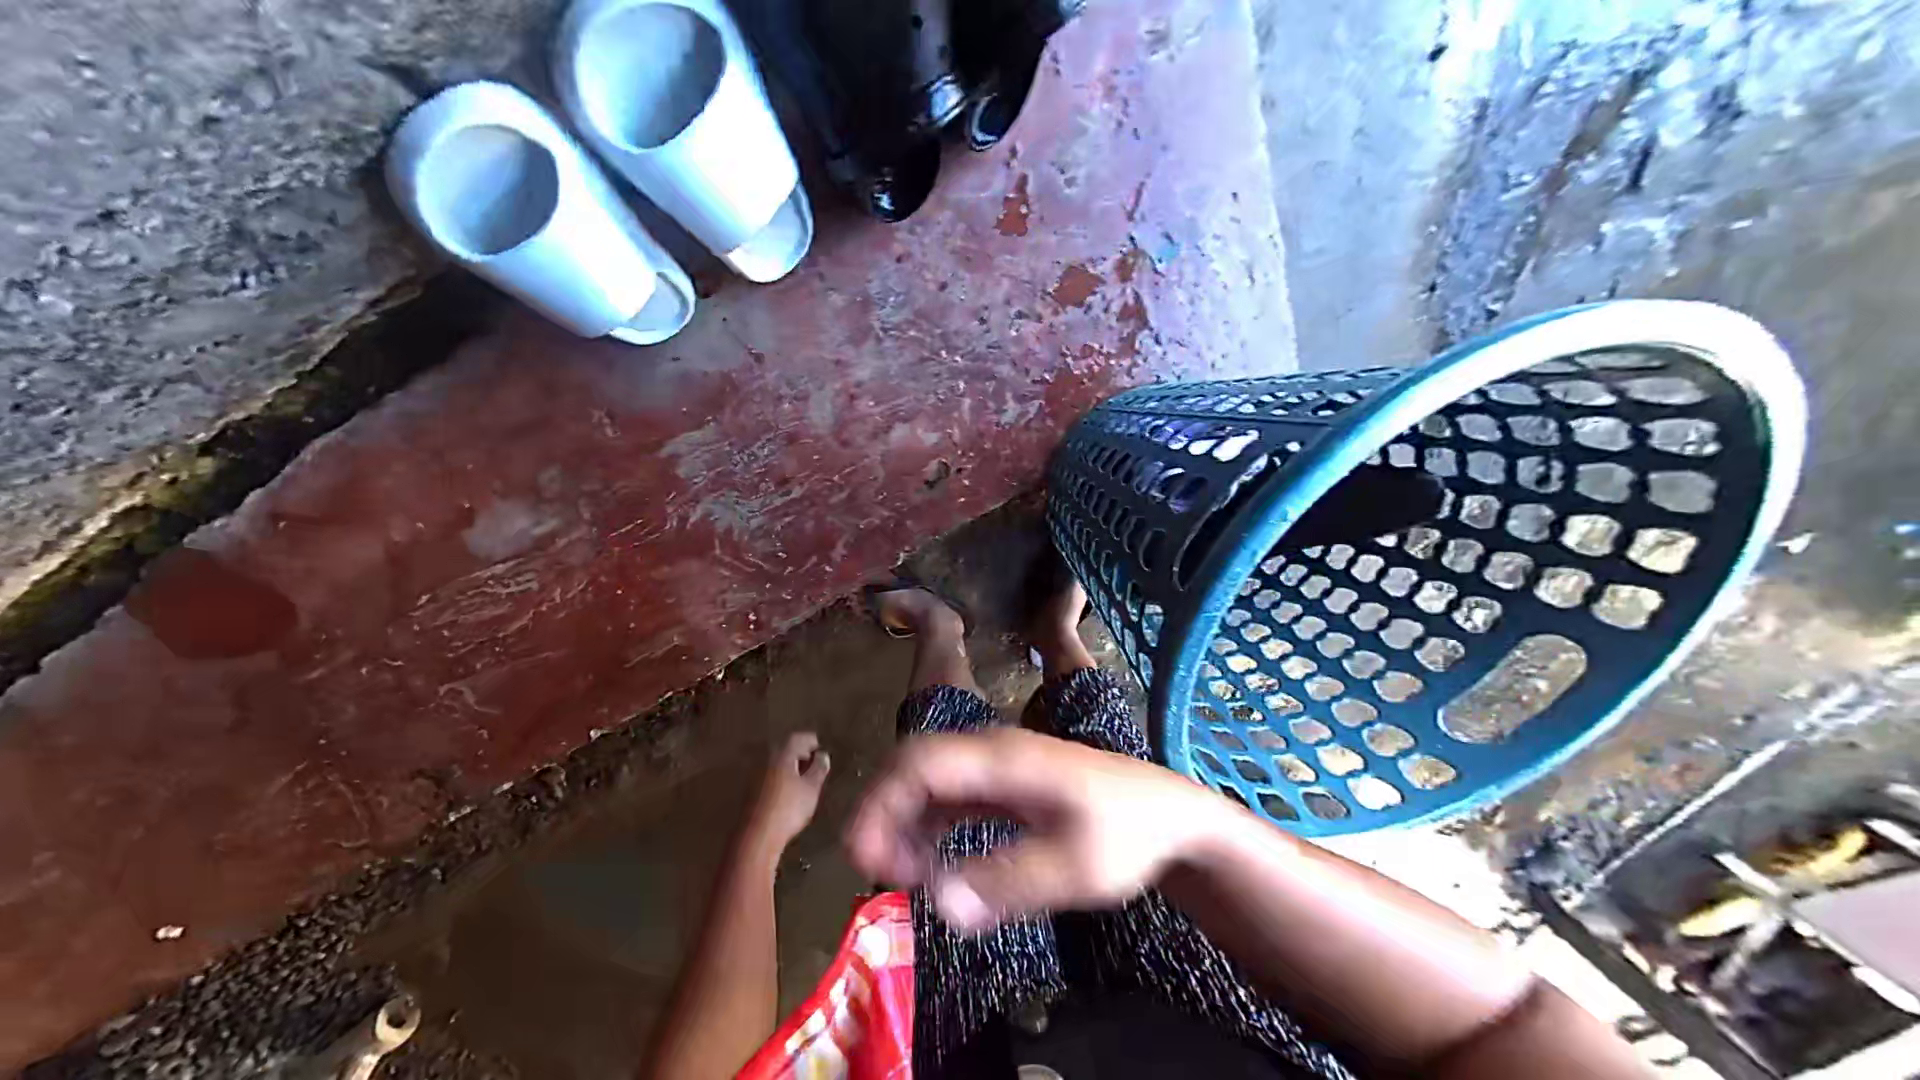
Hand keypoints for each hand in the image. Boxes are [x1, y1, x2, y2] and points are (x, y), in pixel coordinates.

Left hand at [745, 732, 830, 850]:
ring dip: (788, 764)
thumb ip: (819, 769)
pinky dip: (779, 774)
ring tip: (802, 774)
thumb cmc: (789, 808)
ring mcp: (754, 774)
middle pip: (783, 747)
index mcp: (781, 753)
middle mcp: (764, 758)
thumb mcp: (811, 788)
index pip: (797, 737)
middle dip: (798, 751)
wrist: (756, 837)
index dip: (809, 740)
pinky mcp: (749, 789)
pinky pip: (768, 773)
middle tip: (812, 758)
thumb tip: (822, 755)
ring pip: (774, 761)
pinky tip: (787, 787)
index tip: (819, 745)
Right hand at [843, 727, 1236, 931]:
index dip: (883, 799)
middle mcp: (993, 752)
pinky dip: (928, 824)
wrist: (1169, 813)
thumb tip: (941, 904)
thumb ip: (1010, 882)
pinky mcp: (1004, 785)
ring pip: (930, 781)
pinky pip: (951, 797)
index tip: (862, 852)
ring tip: (896, 873)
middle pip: (917, 765)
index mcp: (1004, 758)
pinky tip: (925, 861)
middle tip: (872, 868)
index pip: (923, 762)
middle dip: (884, 810)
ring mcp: (998, 767)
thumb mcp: (1078, 867)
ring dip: (904, 820)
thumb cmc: (1128, 833)